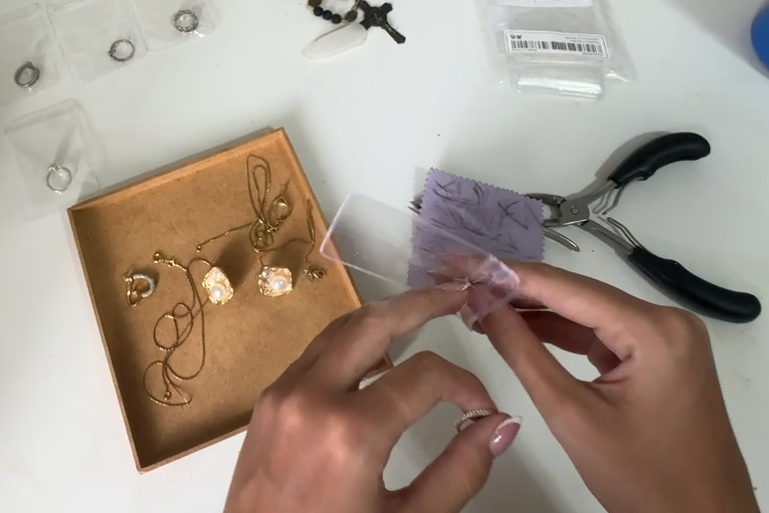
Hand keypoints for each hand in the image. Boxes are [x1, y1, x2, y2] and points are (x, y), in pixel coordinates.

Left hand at [224, 285, 521, 512]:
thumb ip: (459, 473)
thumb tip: (500, 424)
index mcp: (350, 431)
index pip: (423, 377)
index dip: (464, 383)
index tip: (485, 406)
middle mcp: (311, 394)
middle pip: (372, 323)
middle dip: (418, 304)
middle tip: (456, 295)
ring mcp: (283, 389)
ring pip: (339, 329)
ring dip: (382, 316)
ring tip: (422, 310)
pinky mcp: (268, 396)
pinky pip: (316, 352)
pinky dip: (352, 342)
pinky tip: (378, 351)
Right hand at [479, 262, 756, 512]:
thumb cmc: (645, 482)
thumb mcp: (571, 414)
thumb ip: (520, 349)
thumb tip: (477, 298)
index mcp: (653, 329)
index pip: (562, 287)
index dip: (502, 272)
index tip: (456, 262)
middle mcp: (664, 319)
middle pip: (572, 293)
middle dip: (513, 289)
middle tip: (458, 280)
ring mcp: (664, 336)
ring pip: (581, 310)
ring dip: (531, 310)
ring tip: (476, 302)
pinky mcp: (658, 354)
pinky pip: (596, 331)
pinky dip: (556, 331)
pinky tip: (515, 326)